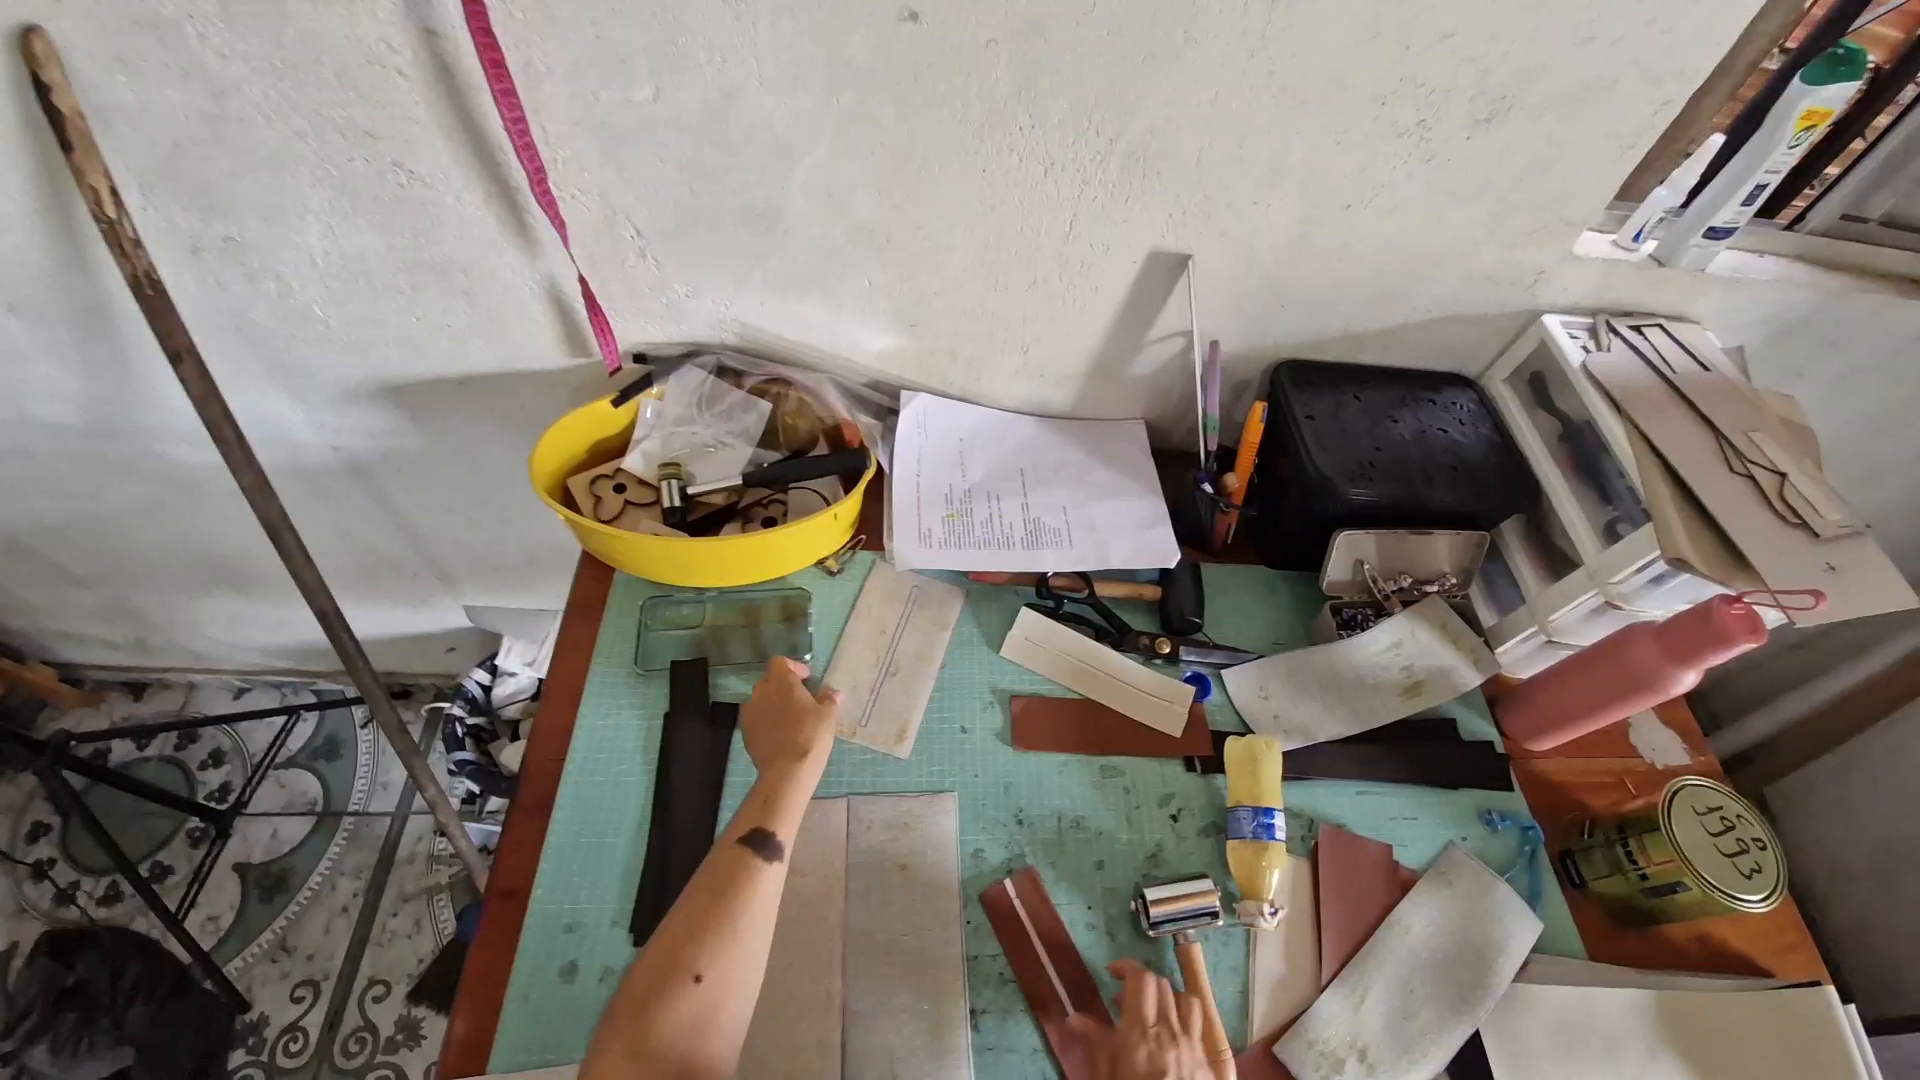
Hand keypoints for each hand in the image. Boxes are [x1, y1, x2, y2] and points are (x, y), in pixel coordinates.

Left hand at [740, 657, 841, 778]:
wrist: (787, 771)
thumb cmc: (811, 735)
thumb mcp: (828, 716)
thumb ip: (829, 699)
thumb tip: (834, 692)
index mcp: (781, 682)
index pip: (780, 662)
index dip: (793, 667)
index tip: (807, 680)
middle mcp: (761, 692)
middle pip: (770, 680)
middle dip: (783, 687)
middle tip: (801, 700)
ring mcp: (750, 713)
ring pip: (761, 700)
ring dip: (774, 704)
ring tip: (790, 719)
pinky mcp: (745, 732)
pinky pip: (756, 719)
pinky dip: (766, 721)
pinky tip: (780, 735)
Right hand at [1067, 960, 1210, 1079]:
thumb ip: (1095, 1046)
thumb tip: (1074, 1017)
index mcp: (1140, 1036)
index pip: (1141, 980)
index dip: (1127, 967)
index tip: (1112, 973)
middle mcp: (1171, 1033)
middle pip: (1162, 985)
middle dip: (1142, 983)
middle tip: (1124, 1000)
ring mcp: (1195, 1048)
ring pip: (1187, 1000)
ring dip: (1168, 998)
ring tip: (1153, 1012)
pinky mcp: (1211, 1066)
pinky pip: (1203, 1027)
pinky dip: (1188, 1020)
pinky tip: (1176, 1034)